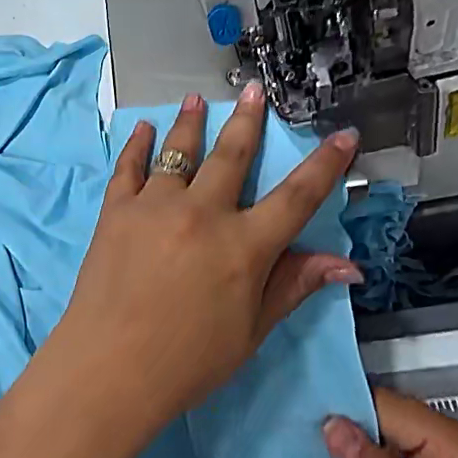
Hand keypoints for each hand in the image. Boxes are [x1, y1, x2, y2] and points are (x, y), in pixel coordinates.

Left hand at [49, 83, 362, 427]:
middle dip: (248, 120)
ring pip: (178, 152)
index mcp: (243, 246)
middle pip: (232, 156)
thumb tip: (347, 264)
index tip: (343, 135)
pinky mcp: (117, 210)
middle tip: (254, 89)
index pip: (297, 197)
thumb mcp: (251, 331)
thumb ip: (293, 286)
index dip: (325, 165)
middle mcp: (202, 213)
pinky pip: (129, 168)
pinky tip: (144, 129)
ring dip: (190, 122)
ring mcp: (155, 206)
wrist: (110, 367)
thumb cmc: (189, 360)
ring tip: (196, 99)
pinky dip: (137, 145)